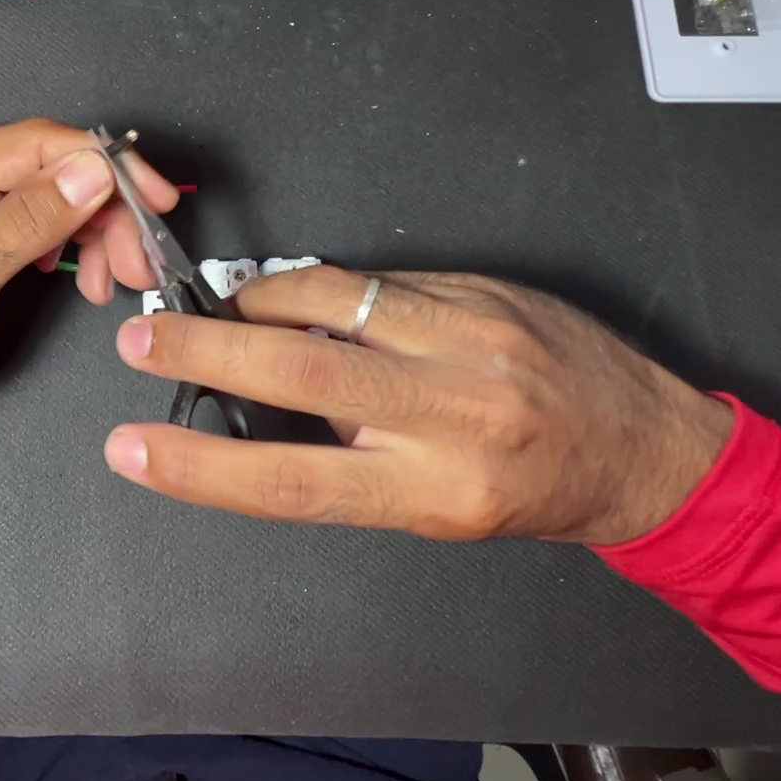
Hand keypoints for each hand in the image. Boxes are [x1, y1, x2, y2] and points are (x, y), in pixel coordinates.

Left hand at [0, 120, 177, 465]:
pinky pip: (42, 215)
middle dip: (105, 209)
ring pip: (55, 192)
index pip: (36, 143)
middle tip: (136, 260)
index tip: (153, 198)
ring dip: (95, 231)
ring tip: (110, 278)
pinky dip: (74, 242)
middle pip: (51, 166)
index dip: (104, 165)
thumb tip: (89, 173)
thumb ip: (22, 227)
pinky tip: (82, 272)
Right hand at [103, 268, 735, 544]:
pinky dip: (308, 286)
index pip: (291, 480)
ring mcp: (469, 341)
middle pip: (300, 371)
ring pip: (328, 302)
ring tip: (214, 309)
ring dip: (251, 302)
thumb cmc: (530, 491)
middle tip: (140, 337)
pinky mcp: (477, 292)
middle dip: (202, 348)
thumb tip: (266, 391)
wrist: (648, 448)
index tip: (132, 448)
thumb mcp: (431, 501)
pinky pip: (368, 279)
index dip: (198, 466)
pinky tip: (288, 295)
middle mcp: (453, 414)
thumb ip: (345, 452)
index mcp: (434, 491)